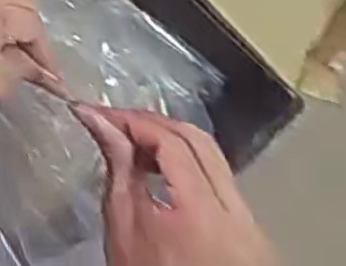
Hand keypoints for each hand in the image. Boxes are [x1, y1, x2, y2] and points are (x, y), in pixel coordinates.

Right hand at [75, 106, 278, 265]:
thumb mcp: (124, 222)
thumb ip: (118, 165)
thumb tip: (96, 118)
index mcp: (207, 216)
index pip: (171, 143)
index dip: (130, 119)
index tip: (94, 113)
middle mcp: (240, 216)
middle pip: (200, 142)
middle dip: (152, 122)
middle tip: (113, 120)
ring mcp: (251, 226)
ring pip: (213, 157)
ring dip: (168, 139)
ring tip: (129, 141)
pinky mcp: (250, 233)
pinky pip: (218, 178)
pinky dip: (183, 160)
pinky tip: (155, 167)